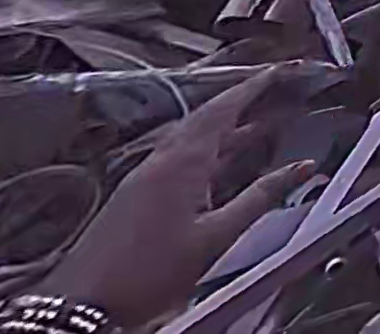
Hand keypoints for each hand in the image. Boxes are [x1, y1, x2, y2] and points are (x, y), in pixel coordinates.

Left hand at [37, 69, 316, 325]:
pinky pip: (183, 153)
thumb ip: (262, 196)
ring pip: (195, 135)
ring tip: (264, 120)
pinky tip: (227, 158)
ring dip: (230, 123)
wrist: (74, 312)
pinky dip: (213, 144)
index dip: (255, 85)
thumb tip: (306, 166)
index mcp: (184, 161)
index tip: (281, 69)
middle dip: (244, 98)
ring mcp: (147, 177)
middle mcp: (163, 160)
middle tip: (277, 87)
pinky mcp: (138, 194)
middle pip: (208, 116)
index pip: (225, 108)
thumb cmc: (148, 272)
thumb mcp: (216, 236)